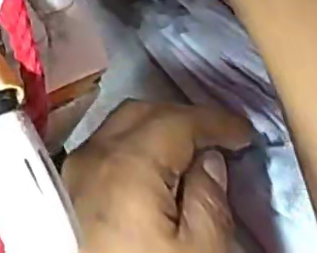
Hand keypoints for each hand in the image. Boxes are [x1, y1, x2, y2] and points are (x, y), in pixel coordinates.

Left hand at [62, 100, 253, 252]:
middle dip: (181, 118)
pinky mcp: (69, 188)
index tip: (246, 132)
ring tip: (195, 150)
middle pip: (138, 114)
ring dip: (155, 129)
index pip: (171, 121)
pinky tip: (159, 169)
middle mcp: (93, 153)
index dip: (212, 121)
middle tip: (222, 137)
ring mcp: (75, 169)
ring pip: (117, 128)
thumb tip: (208, 160)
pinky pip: (105, 149)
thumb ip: (207, 202)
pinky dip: (135, 146)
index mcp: (125, 162)